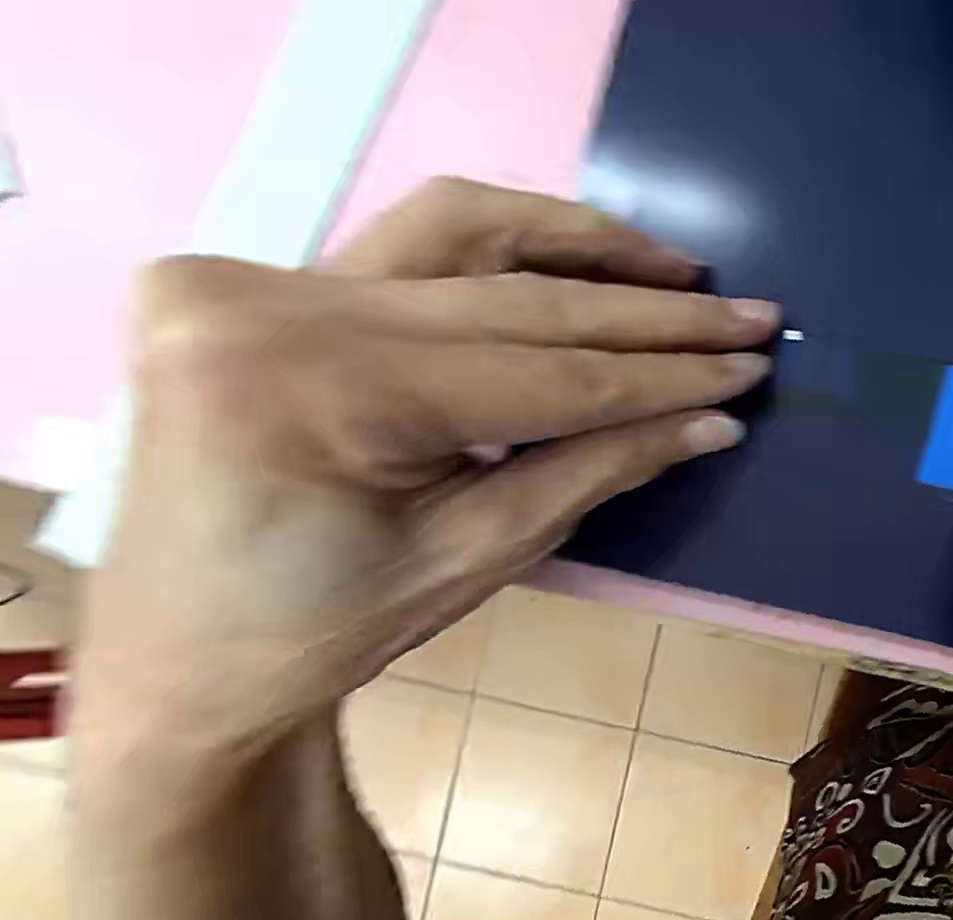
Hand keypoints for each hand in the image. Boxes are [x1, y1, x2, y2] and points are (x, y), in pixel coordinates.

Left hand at [73, 177, 778, 772]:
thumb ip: (608, 466)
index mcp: (323, 393)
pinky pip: (422, 237)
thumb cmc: (342, 620)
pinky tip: (592, 252)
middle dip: (659, 316)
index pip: (553, 376)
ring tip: (685, 271)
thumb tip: (715, 422)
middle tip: (750, 318)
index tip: (750, 369)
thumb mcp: (493, 548)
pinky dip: (521, 237)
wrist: (192, 646)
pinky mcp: (272, 280)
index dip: (669, 377)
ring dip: (595, 248)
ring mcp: (262, 278)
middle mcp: (276, 305)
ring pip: (471, 229)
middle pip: (525, 302)